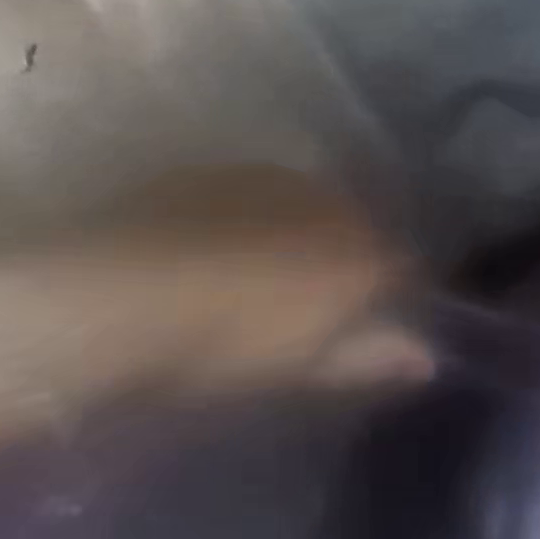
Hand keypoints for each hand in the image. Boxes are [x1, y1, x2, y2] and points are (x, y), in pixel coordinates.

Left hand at [0, 165, 433, 406]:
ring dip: (303, 232)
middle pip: (361, 229)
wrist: (111, 299)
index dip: (393, 291)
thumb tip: (428, 362)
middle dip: (348, 256)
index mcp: (363, 253)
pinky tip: (216, 247)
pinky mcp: (225, 172)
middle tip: (310, 299)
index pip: (402, 266)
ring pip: (312, 208)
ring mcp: (280, 182)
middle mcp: (336, 206)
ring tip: (259, 272)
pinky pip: (260, 195)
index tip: (372, 316)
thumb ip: (373, 357)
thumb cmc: (226, 344)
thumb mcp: (305, 365)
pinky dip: (256, 217)